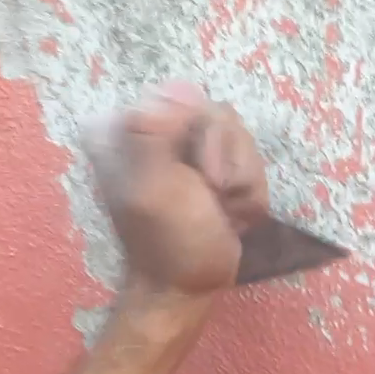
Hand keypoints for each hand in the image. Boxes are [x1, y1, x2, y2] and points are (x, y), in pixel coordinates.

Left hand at [85, 82, 269, 308]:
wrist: (189, 287)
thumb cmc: (170, 242)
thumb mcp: (153, 191)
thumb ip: (152, 135)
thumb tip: (175, 87)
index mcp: (126, 130)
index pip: (185, 98)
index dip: (205, 135)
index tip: (199, 177)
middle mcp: (154, 130)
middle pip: (218, 114)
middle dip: (227, 161)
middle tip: (213, 196)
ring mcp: (186, 147)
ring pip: (238, 135)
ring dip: (241, 180)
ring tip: (222, 209)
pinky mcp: (211, 165)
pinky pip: (248, 157)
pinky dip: (247, 191)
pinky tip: (230, 213)